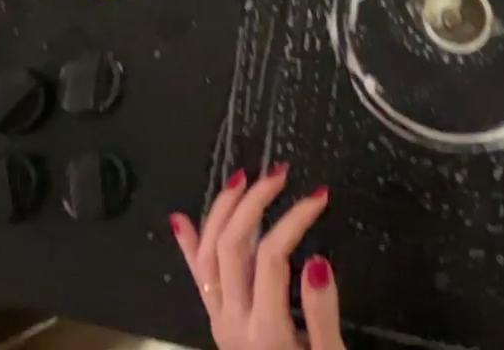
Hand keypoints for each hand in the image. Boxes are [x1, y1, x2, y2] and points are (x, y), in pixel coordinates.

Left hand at [170, 165, 342, 349]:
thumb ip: (323, 314)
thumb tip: (318, 261)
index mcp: (266, 330)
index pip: (272, 255)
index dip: (295, 218)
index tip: (320, 195)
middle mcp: (233, 321)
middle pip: (231, 245)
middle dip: (254, 201)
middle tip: (280, 173)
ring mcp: (218, 320)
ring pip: (207, 254)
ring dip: (222, 210)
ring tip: (242, 178)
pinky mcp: (215, 321)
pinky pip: (196, 279)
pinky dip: (188, 247)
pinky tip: (181, 219)